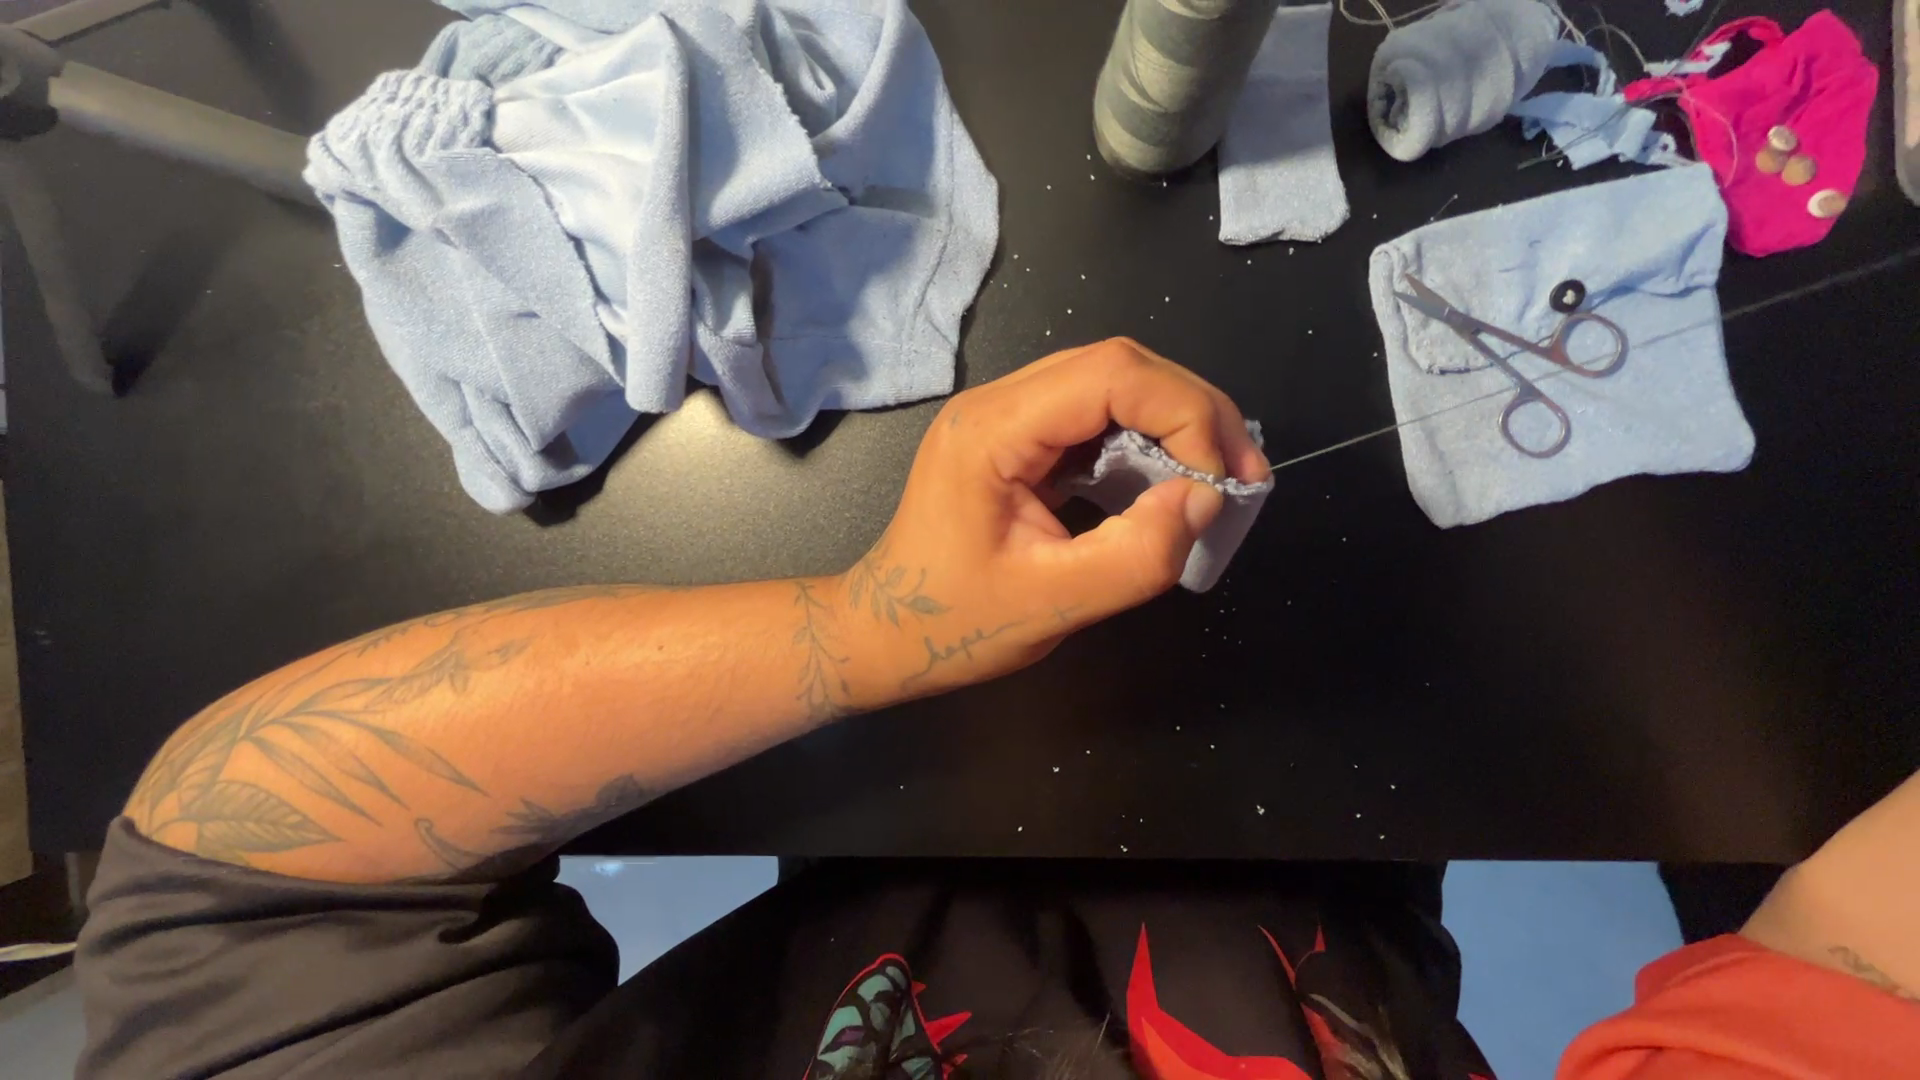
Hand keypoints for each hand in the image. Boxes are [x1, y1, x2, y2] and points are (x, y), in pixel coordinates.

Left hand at [835, 338, 1269, 706]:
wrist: (886, 632)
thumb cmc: (950, 624)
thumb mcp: (1051, 605)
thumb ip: (1135, 556)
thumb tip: (1202, 501)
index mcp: (992, 431)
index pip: (1110, 375)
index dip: (1185, 412)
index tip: (1223, 479)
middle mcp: (996, 405)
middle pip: (1116, 367)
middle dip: (1192, 412)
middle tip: (1241, 474)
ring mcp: (1004, 419)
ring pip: (1109, 387)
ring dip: (1172, 425)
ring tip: (1215, 479)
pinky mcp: (1016, 443)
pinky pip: (1092, 421)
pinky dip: (1142, 444)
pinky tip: (1166, 483)